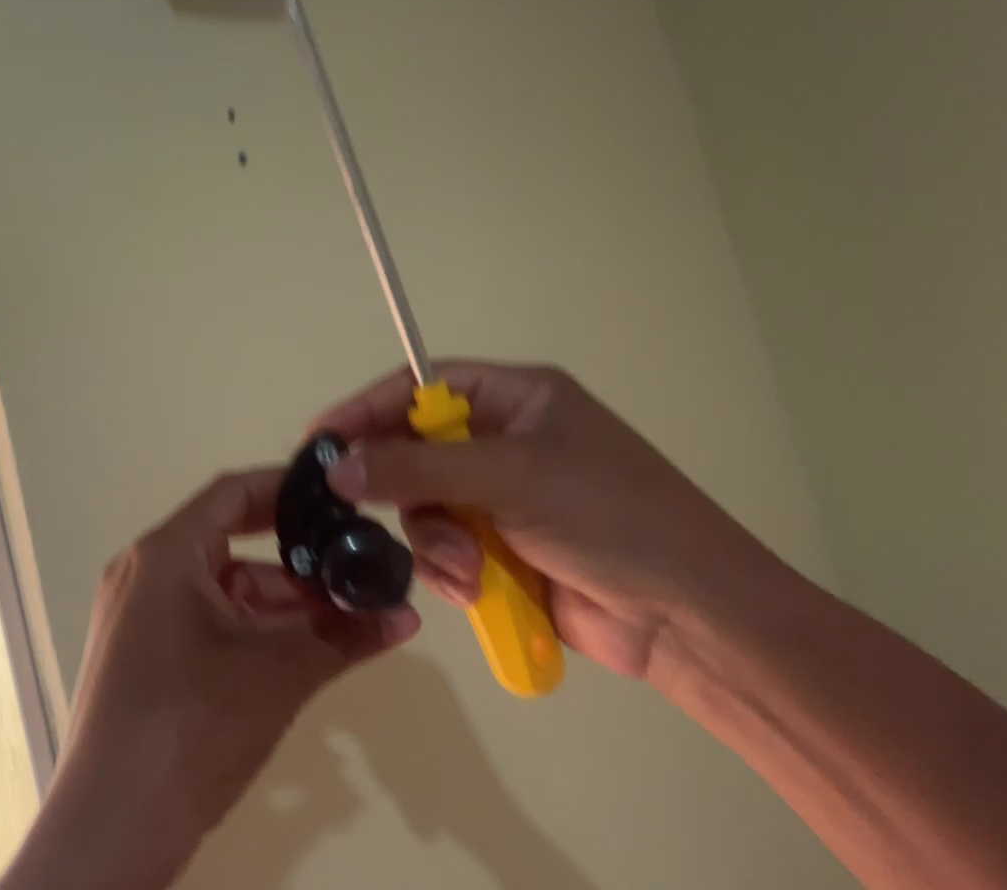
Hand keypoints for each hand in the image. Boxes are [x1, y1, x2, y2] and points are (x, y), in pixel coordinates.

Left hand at [0, 470, 418, 889]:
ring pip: (222, 589)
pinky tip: (302, 653)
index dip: (287, 490)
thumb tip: (404, 615)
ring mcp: (139, 616)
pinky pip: (205, 622)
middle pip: (229, 543)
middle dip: (296, 559)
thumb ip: (341, 637)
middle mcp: (144, 573)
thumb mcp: (275, 674)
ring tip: (346, 622)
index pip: (232, 493)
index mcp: (163, 554)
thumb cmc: (191, 725)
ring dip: (281, 604)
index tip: (340, 499)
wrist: (112, 822)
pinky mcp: (142, 655)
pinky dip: (252, 630)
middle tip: (355, 566)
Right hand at [314, 360, 778, 678]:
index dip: (366, 409)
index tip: (318, 440)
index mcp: (518, 399)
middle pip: (413, 450)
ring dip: (434, 539)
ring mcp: (501, 499)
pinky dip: (451, 570)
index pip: (421, 388)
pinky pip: (443, 549)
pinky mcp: (500, 549)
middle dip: (401, 487)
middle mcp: (504, 442)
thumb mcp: (510, 477)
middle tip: (361, 508)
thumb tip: (335, 468)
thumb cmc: (610, 519)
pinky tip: (476, 588)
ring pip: (423, 507)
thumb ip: (415, 467)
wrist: (688, 618)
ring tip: (465, 567)